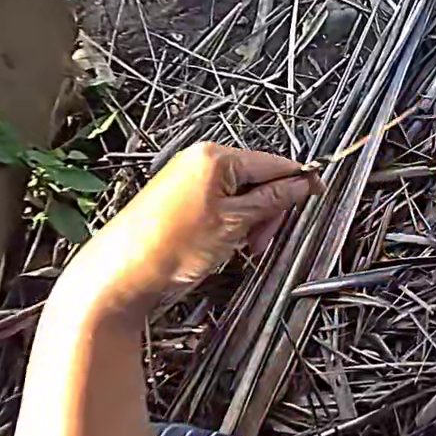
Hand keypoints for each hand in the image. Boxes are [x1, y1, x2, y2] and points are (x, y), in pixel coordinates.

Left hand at [52, 143, 322, 322]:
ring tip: (244, 247)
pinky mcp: (182, 200)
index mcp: (214, 156)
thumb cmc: (166, 248)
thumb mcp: (236, 222)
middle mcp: (200, 161)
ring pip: (242, 194)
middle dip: (269, 209)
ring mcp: (189, 180)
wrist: (117, 279)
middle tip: (265, 238)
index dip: (298, 181)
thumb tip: (302, 184)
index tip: (317, 194)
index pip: (273, 162)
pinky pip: (223, 204)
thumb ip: (274, 199)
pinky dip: (233, 223)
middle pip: (259, 178)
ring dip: (253, 220)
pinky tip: (227, 244)